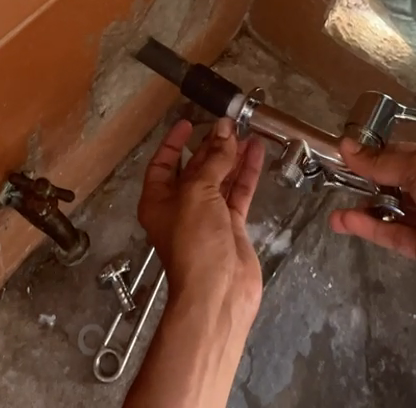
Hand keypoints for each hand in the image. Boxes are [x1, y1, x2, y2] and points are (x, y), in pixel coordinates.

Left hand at [125, 118, 265, 407]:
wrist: (217, 293)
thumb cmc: (195, 243)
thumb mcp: (198, 193)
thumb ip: (214, 160)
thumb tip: (225, 130)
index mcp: (159, 199)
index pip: (164, 163)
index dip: (174, 142)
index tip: (189, 122)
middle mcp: (181, 207)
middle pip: (195, 168)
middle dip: (210, 146)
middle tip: (228, 123)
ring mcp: (208, 217)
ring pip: (220, 178)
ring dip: (232, 156)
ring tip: (246, 131)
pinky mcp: (231, 227)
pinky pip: (238, 192)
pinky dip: (247, 172)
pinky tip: (256, 153)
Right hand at [328, 138, 415, 314]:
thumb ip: (382, 162)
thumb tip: (346, 146)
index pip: (402, 151)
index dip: (374, 151)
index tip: (344, 151)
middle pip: (394, 178)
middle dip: (366, 176)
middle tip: (333, 173)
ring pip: (389, 205)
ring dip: (362, 203)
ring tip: (332, 199)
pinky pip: (389, 231)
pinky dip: (366, 225)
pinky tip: (342, 221)